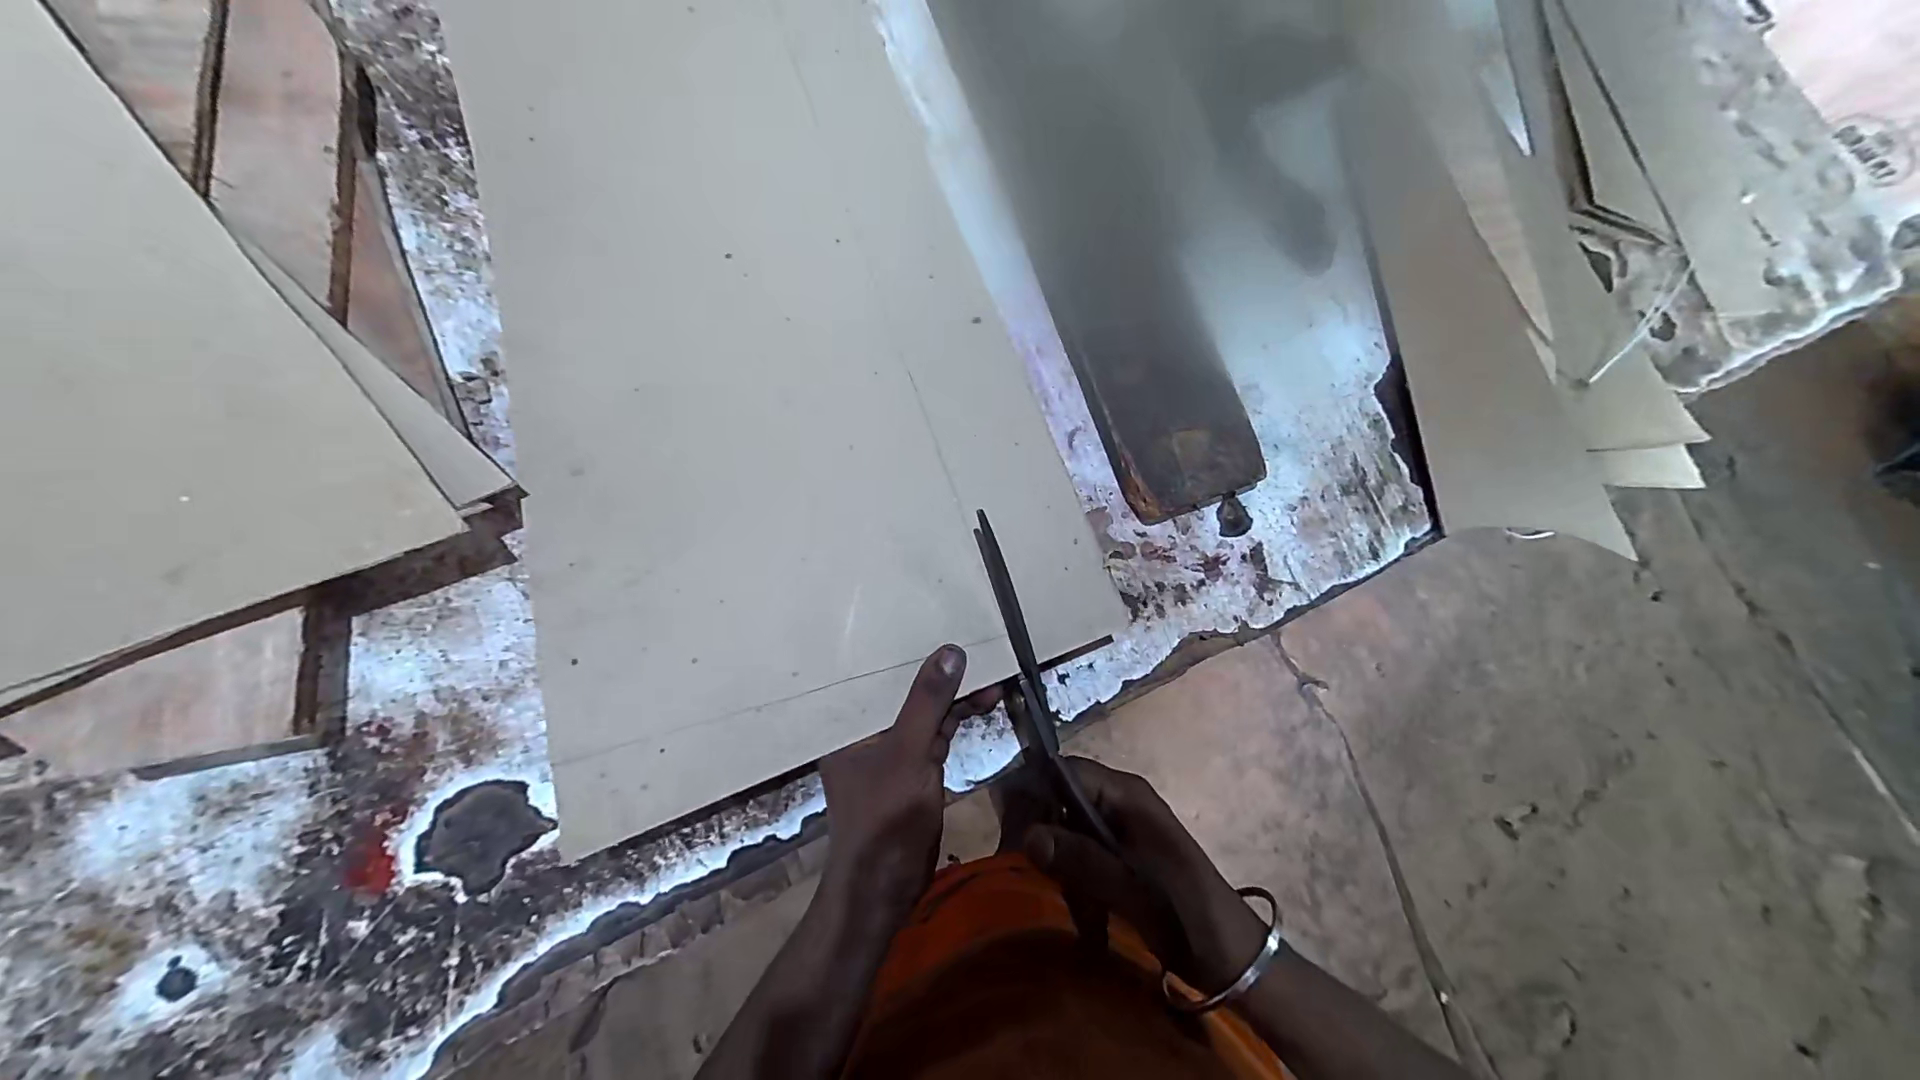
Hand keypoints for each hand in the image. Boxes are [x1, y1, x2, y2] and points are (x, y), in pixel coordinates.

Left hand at [818, 645, 1001, 916]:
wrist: (885, 888)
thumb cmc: (884, 817)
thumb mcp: (908, 753)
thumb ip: (928, 703)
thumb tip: (950, 651)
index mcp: (849, 723)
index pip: (876, 675)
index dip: (906, 651)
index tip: (939, 625)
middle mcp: (866, 732)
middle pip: (904, 692)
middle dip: (938, 674)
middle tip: (975, 650)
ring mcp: (891, 751)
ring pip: (924, 712)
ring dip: (954, 697)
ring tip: (989, 673)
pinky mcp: (914, 769)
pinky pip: (936, 734)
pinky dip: (957, 720)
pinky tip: (981, 702)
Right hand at [1022, 758, 1267, 994]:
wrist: (1234, 957)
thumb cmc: (1186, 915)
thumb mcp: (1131, 889)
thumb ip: (1081, 859)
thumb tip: (1027, 835)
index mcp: (1127, 794)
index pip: (1063, 771)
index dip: (1033, 793)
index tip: (1011, 832)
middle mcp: (1121, 800)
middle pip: (1060, 798)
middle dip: (1042, 834)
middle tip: (1027, 872)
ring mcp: (1123, 825)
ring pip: (1068, 828)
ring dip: (1060, 865)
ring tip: (1065, 905)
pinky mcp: (1123, 852)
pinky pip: (1083, 852)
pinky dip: (1075, 880)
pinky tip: (1083, 916)